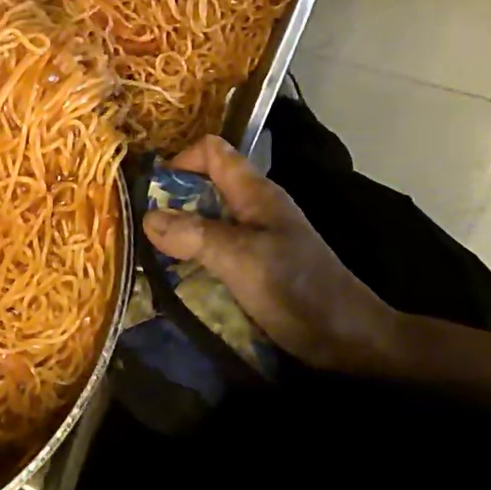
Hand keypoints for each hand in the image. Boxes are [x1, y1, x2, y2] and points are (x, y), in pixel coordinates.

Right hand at [142, 136, 398, 370]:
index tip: (154, 195)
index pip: (212, 151)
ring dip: (180, 232)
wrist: (347, 338)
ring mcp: (255, 238)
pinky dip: (194, 256)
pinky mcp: (255, 266)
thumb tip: (147, 218)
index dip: (180, 161)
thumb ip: (194, 235)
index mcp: (254, 193)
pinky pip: (215, 249)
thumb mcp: (240, 258)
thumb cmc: (297, 288)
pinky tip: (178, 278)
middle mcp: (253, 208)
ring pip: (207, 219)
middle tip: (143, 230)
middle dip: (172, 201)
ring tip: (153, 256)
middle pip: (205, 185)